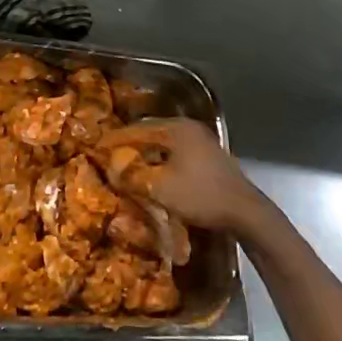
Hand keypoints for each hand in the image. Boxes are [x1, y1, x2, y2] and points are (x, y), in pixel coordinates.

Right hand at [101, 118, 273, 236]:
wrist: (244, 212)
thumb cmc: (201, 195)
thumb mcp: (160, 187)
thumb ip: (133, 175)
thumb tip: (112, 167)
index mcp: (177, 129)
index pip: (138, 129)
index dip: (116, 139)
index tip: (97, 148)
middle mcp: (189, 128)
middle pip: (151, 132)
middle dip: (130, 145)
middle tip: (110, 156)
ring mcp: (202, 141)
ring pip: (164, 143)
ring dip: (146, 153)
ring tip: (127, 165)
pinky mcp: (208, 156)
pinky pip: (176, 152)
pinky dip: (161, 159)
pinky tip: (153, 172)